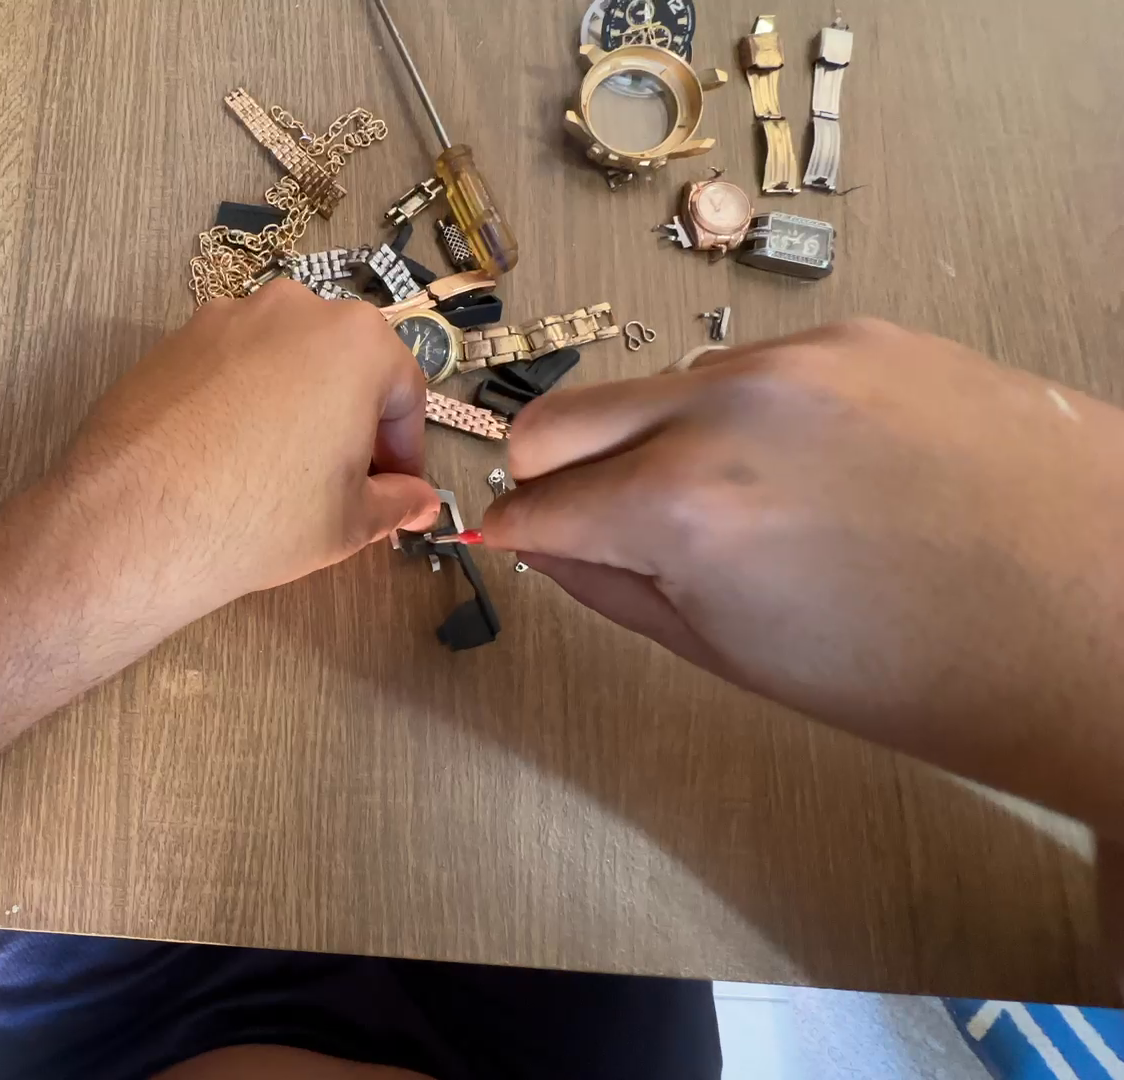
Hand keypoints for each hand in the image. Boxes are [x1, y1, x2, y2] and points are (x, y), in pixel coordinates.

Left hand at [50, 280, 439, 614]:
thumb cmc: (261, 518)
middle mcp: (291, 310)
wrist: (136, 519)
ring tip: (275, 471)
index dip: (405, 448)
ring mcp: (222, 319)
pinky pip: (226, 371)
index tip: (396, 488)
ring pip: (280, 364)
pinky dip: (239, 404)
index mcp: (355, 340)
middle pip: (340, 368)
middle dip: (350, 424)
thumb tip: (418, 502)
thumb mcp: (348, 523)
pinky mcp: (170, 342)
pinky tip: (222, 456)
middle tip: (340, 483)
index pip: (403, 391)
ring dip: (293, 409)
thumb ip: (396, 503)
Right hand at [481, 319, 1123, 834]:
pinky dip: (712, 420)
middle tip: (585, 521)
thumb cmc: (913, 673)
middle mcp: (723, 406)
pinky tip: (780, 468)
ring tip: (708, 500)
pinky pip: (721, 372)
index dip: (510, 535)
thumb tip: (538, 539)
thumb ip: (597, 582)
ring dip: (633, 445)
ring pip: (632, 393)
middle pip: (548, 420)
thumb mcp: (715, 647)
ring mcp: (792, 356)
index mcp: (684, 506)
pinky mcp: (851, 334)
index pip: (531, 506)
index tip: (509, 544)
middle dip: (542, 477)